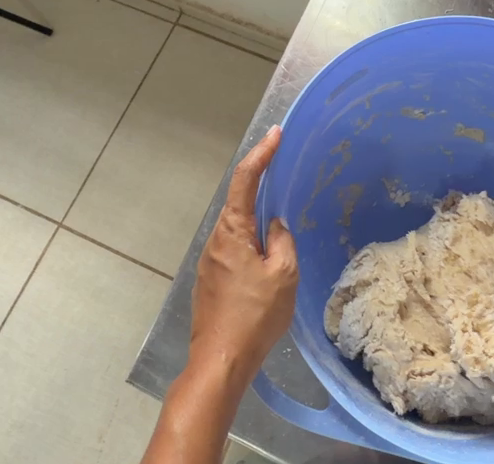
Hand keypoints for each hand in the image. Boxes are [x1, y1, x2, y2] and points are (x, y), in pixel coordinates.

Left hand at [189, 125, 298, 382]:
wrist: (219, 361)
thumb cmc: (254, 315)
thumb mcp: (283, 275)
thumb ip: (283, 242)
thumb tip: (275, 226)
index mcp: (232, 231)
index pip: (245, 179)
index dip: (261, 153)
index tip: (276, 133)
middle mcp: (216, 239)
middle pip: (239, 200)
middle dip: (259, 180)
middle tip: (280, 164)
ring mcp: (210, 260)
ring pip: (237, 227)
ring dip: (256, 215)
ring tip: (279, 212)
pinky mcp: (211, 280)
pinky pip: (234, 247)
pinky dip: (251, 239)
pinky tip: (266, 253)